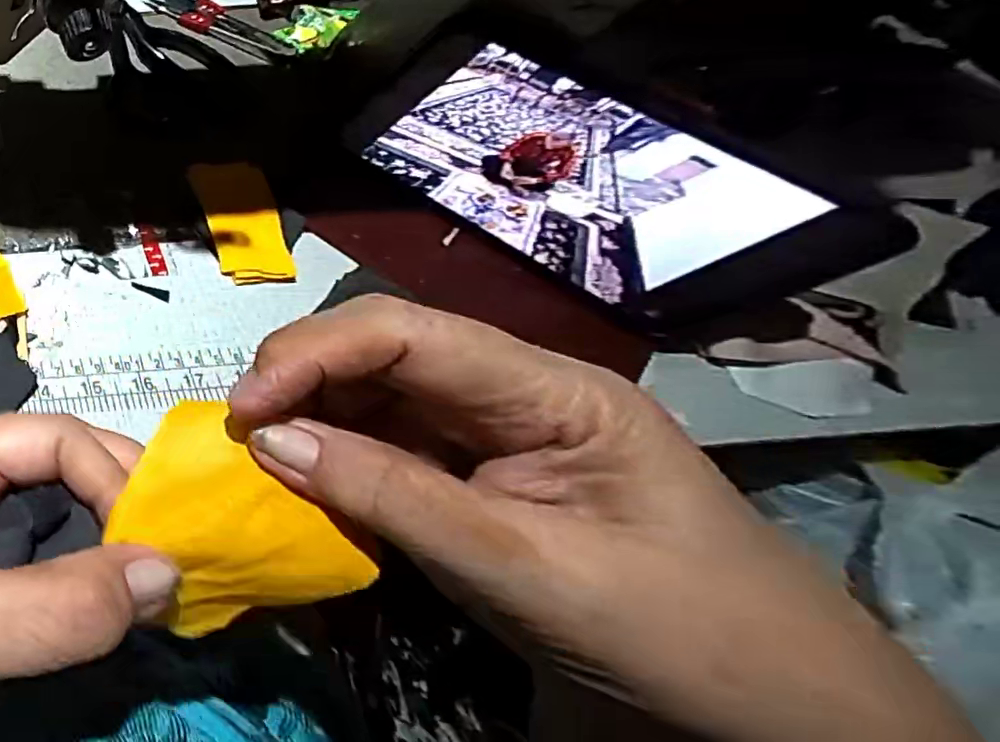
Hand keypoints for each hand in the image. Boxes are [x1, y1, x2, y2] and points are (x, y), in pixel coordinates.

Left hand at [0, 414, 178, 741]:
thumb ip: (68, 605)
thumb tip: (167, 572)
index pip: (57, 438)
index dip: (112, 475)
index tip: (153, 538)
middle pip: (64, 463)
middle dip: (119, 497)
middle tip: (172, 546)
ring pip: (62, 506)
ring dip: (110, 534)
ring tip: (156, 572)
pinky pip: (50, 549)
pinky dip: (88, 568)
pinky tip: (115, 595)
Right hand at [230, 295, 976, 741]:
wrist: (790, 728)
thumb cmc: (687, 640)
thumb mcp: (530, 573)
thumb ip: (393, 498)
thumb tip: (269, 441)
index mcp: (544, 386)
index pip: (404, 331)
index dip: (313, 351)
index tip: (248, 404)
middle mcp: (505, 388)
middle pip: (378, 349)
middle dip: (302, 376)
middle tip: (243, 427)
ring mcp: (486, 428)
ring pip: (372, 392)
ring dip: (311, 416)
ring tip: (263, 452)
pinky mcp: (470, 470)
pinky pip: (383, 442)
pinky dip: (336, 457)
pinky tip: (310, 479)